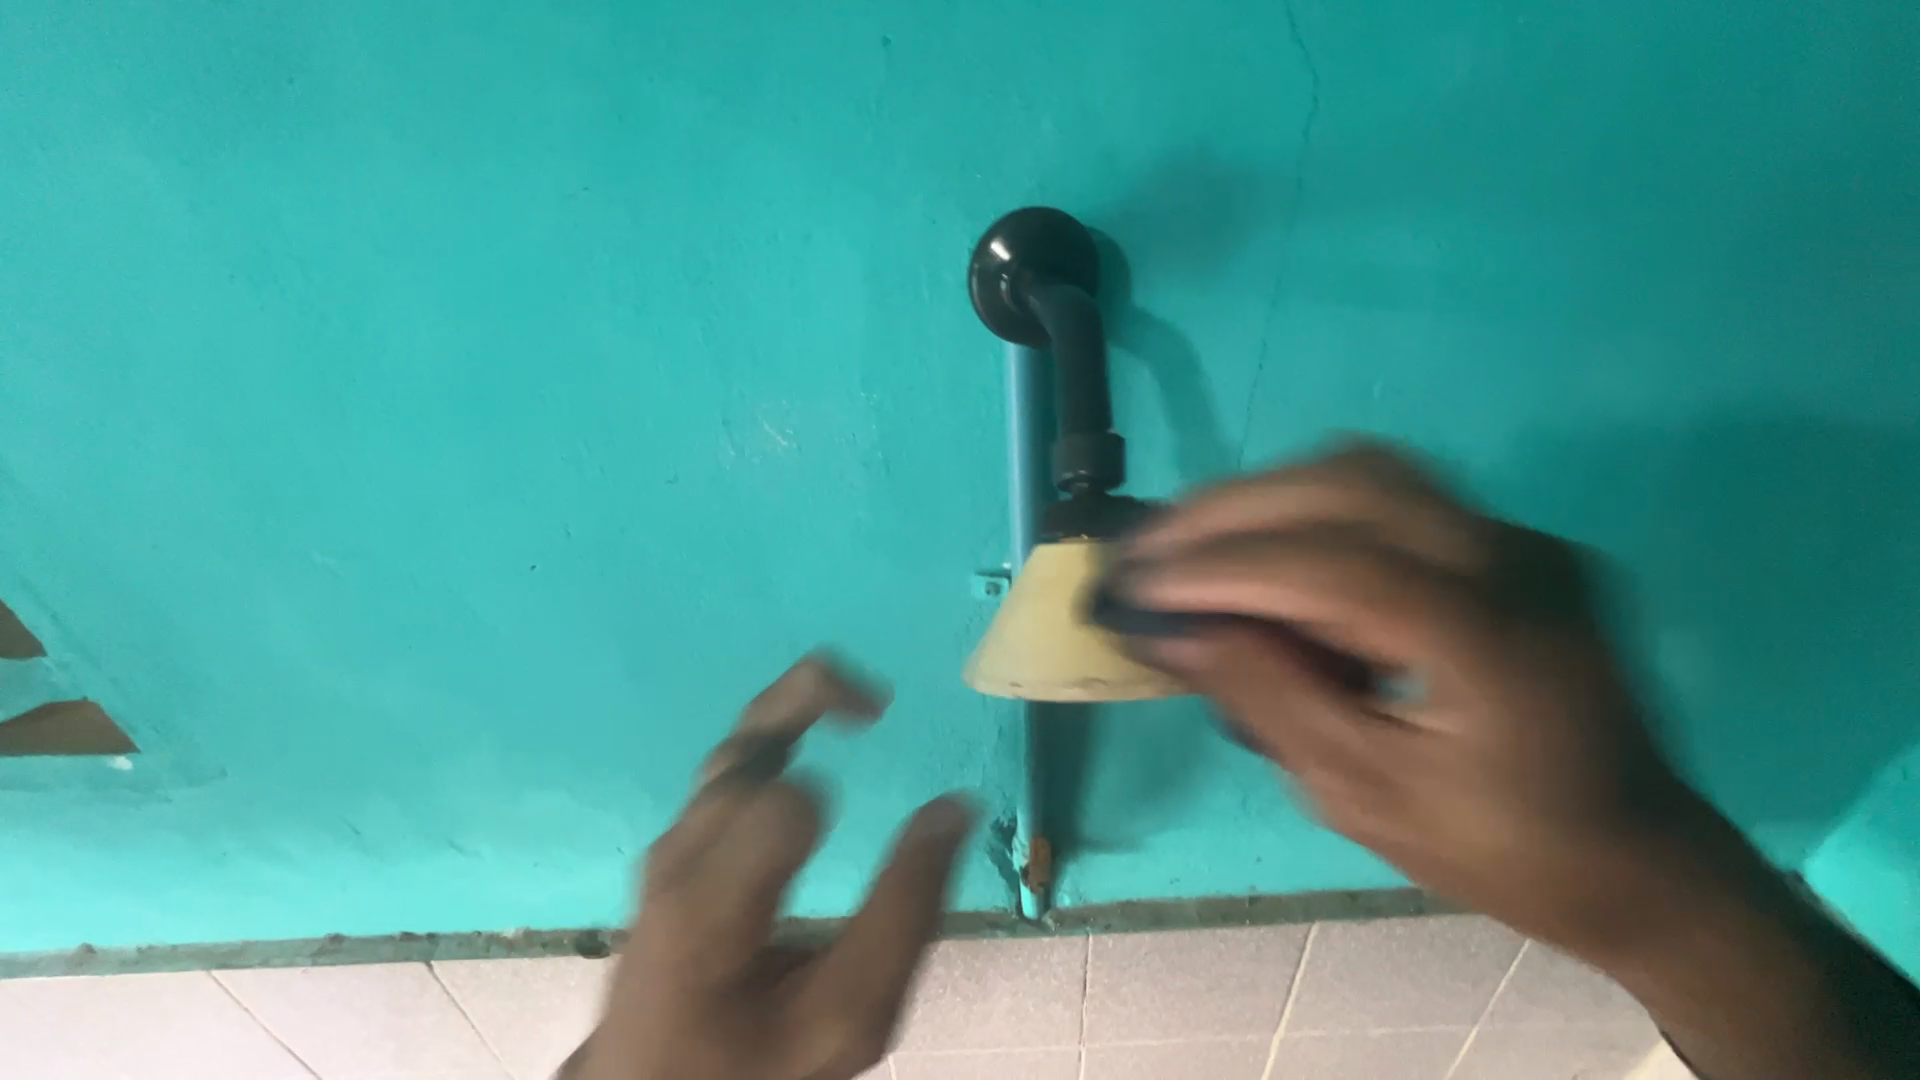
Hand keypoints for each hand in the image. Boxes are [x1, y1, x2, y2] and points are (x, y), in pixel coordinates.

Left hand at [570, 654, 974, 1079]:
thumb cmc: (756, 1060)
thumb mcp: (848, 1017)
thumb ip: (905, 913)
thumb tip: (955, 806)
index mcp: (709, 905)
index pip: (775, 804)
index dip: (828, 800)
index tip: (875, 816)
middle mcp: (681, 854)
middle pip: (747, 750)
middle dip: (809, 707)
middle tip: (874, 704)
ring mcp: (675, 841)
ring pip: (735, 744)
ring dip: (794, 706)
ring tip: (859, 703)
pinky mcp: (681, 840)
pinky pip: (731, 765)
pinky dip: (781, 730)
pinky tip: (814, 737)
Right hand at [1112, 442, 1711, 959]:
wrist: (1637, 856)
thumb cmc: (1495, 844)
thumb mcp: (1361, 792)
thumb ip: (1265, 696)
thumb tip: (1169, 630)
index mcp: (1491, 640)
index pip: (1336, 567)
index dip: (1226, 568)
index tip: (1142, 584)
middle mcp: (1512, 561)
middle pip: (1349, 486)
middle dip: (1229, 509)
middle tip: (1147, 545)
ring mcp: (1517, 540)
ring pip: (1365, 472)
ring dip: (1262, 497)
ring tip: (1186, 537)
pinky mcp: (1505, 541)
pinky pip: (1386, 495)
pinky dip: (1301, 509)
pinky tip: (1255, 545)